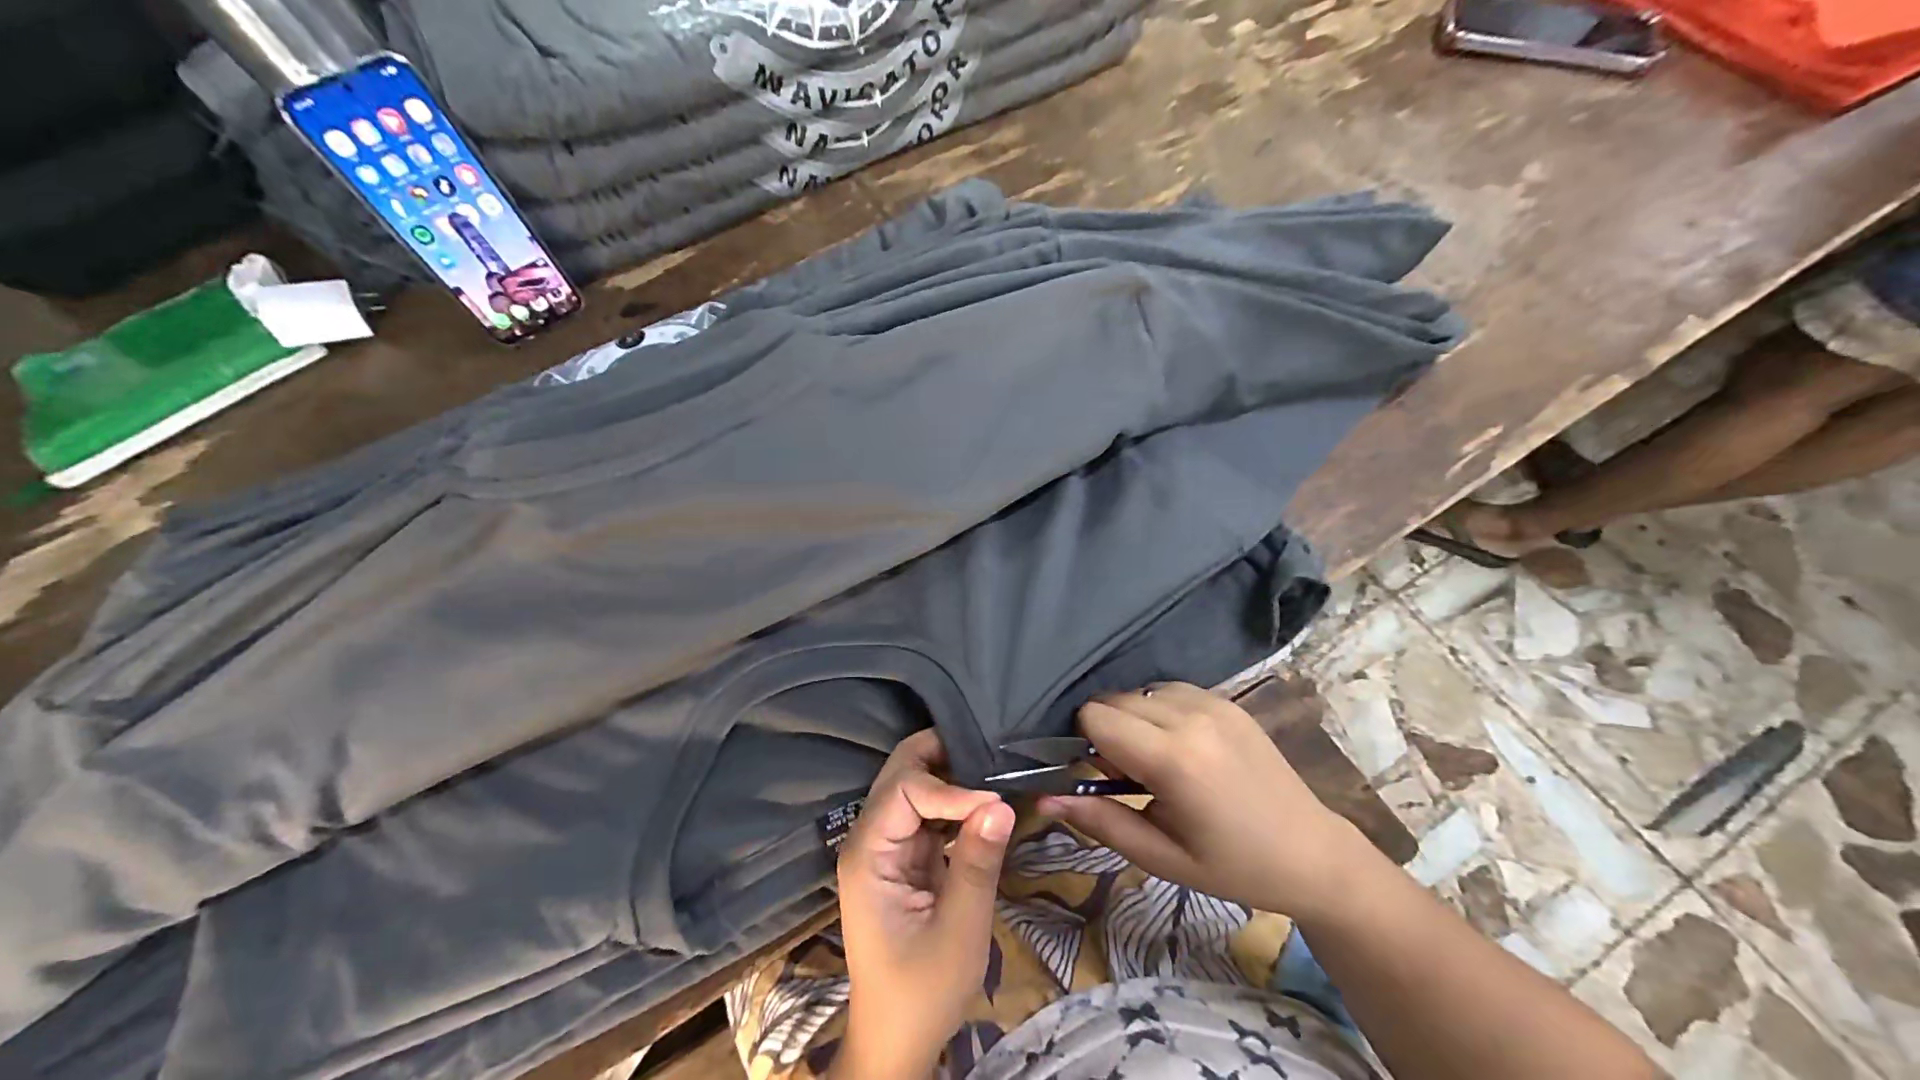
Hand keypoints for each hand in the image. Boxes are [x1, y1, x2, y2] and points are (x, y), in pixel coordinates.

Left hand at [835, 729, 1013, 1079]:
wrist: (896, 1039)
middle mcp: (869, 840)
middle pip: (899, 775)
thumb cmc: (922, 991)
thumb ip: (976, 863)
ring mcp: (885, 848)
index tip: (994, 803)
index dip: (949, 788)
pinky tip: (984, 801)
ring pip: (913, 788)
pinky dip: (955, 802)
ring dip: (950, 775)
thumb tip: (1000, 804)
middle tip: (990, 751)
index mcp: (868, 855)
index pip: (904, 789)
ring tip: (993, 768)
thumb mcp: (959, 931)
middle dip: (941, 757)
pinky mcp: (904, 859)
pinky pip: (927, 814)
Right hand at [1038, 682, 1370, 919]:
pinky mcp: (1227, 700)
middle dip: (1105, 730)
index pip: (1095, 717)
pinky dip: (1157, 710)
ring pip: (1138, 690)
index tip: (1098, 774)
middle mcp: (1191, 717)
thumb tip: (1044, 800)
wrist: (1312, 853)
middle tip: (1125, 774)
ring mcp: (1213, 702)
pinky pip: (1168, 689)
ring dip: (1131, 718)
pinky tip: (1177, 745)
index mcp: (1174, 759)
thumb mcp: (1161, 857)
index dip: (1084, 743)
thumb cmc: (1232, 865)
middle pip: (1112, 699)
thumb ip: (1100, 822)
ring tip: (1154, 760)